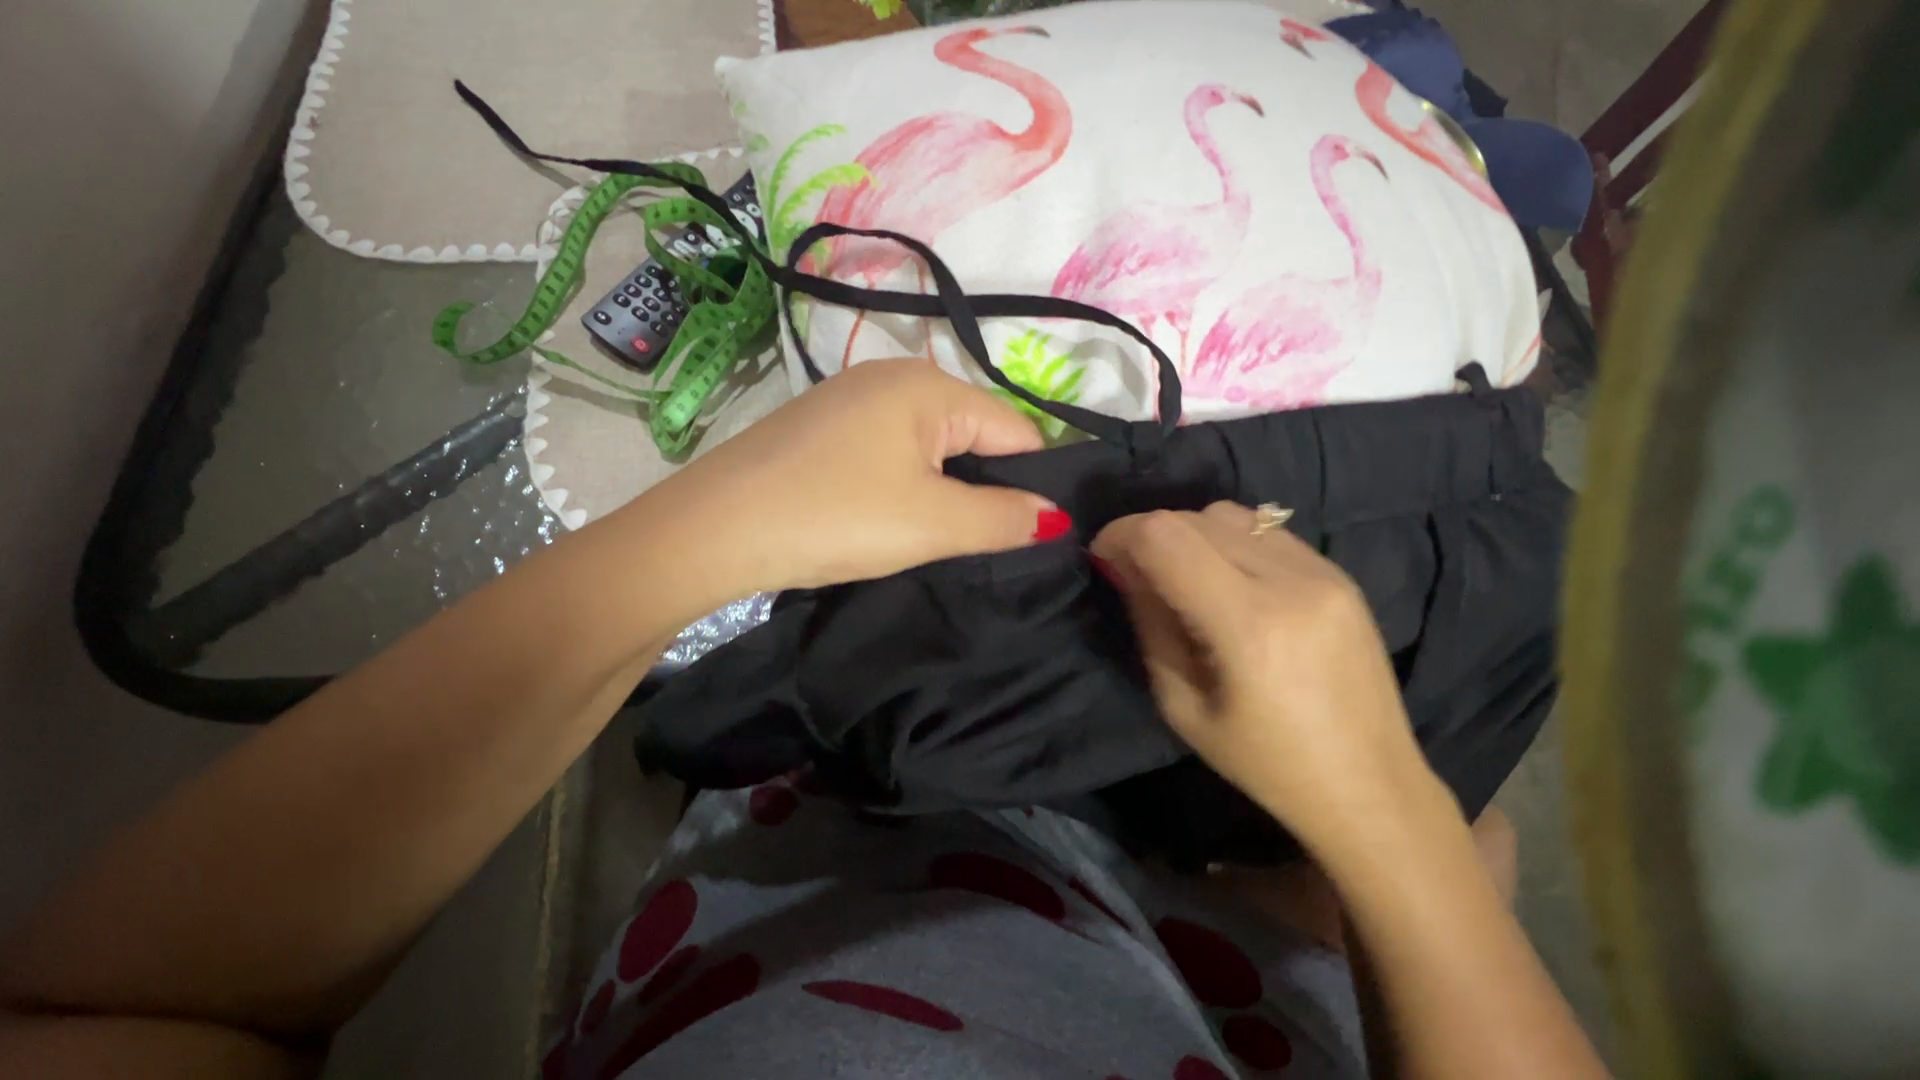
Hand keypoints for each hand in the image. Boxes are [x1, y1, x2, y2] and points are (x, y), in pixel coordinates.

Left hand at [636, 360, 1060, 595]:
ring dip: (942, 490)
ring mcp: (851, 399)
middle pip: (972, 433)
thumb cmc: (834, 517)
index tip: (1029, 538)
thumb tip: (1055, 517)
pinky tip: (884, 519)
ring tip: (933, 539)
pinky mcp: (822, 427)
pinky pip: (888, 451)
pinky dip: (901, 484)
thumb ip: (1004, 519)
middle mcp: (893, 376)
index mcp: (930, 385)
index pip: (1016, 431)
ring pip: (929, 446)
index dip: (1031, 485)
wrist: (715, 529)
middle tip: (978, 546)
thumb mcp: (932, 523)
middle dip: (984, 487)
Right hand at [1090, 502, 1443, 847]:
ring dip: (1192, 534)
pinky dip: (1231, 541)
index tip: (1102, 558)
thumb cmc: (1267, 764)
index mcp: (1249, 625)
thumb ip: (1151, 624)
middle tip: (1135, 573)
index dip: (1121, 535)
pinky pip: (1268, 531)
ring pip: (1233, 515)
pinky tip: (1228, 582)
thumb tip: (1124, 567)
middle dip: (1151, 535)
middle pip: (1196, 517)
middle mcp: (1291, 582)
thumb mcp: (1184, 707)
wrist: (1370, 784)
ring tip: (1182, 577)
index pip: (1166, 537)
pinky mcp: (1341, 573)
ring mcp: (1324, 572)